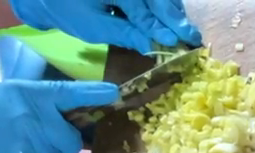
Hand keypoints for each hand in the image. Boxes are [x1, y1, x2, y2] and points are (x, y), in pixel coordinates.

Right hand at [0, 80, 116, 152]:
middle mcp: (34, 120)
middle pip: (72, 139)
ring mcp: (34, 147)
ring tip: (18, 148)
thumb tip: (67, 115)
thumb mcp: (4, 98)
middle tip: (36, 138)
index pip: (66, 94)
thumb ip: (34, 104)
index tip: (113, 93)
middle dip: (61, 142)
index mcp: (26, 96)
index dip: (92, 95)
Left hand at [8, 0, 199, 53]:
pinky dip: (159, 6)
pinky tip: (169, 18)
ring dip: (169, 10)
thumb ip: (124, 32)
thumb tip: (152, 45)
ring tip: (183, 29)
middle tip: (191, 36)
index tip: (178, 42)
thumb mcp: (92, 25)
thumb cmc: (63, 8)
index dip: (161, 25)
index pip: (141, 6)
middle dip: (172, 15)